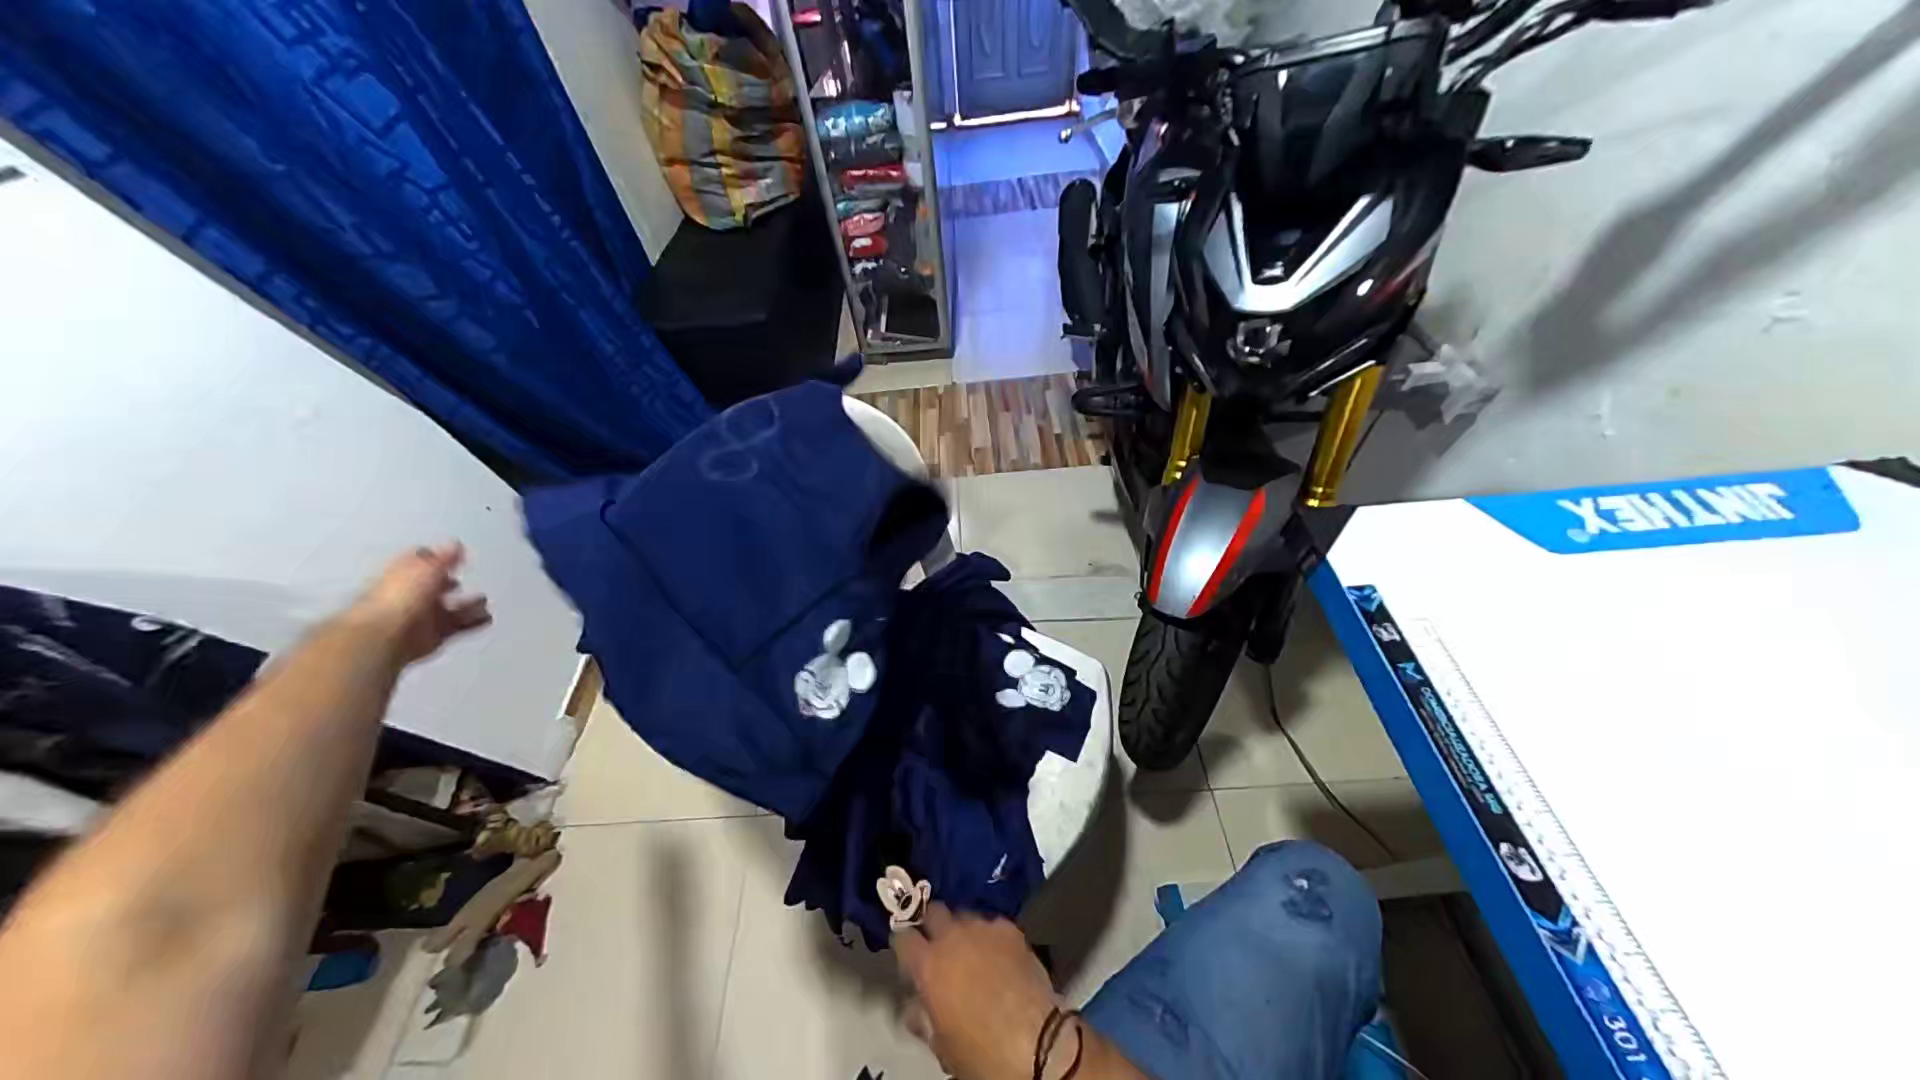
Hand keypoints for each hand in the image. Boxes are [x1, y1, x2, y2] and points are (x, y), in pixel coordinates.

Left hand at [348, 544, 491, 663]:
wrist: (386, 636)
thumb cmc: (396, 600)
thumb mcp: (426, 568)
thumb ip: (444, 557)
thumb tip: (455, 544)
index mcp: (403, 575)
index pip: (419, 562)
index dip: (436, 557)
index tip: (454, 553)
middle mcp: (409, 596)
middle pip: (433, 587)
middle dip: (450, 583)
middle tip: (462, 579)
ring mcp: (420, 617)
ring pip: (448, 609)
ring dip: (466, 605)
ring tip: (483, 601)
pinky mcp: (432, 636)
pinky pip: (457, 627)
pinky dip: (473, 622)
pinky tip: (486, 618)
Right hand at [893, 904, 1061, 1079]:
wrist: (1038, 1044)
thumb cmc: (982, 1054)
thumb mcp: (941, 1046)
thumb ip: (922, 1018)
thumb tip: (916, 1007)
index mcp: (928, 966)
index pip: (902, 938)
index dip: (903, 945)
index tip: (907, 955)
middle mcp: (951, 937)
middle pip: (933, 912)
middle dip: (932, 925)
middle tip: (937, 946)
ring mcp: (982, 929)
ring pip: (964, 916)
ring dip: (962, 929)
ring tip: (970, 949)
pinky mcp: (1010, 929)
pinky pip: (992, 925)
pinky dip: (990, 935)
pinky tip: (997, 954)